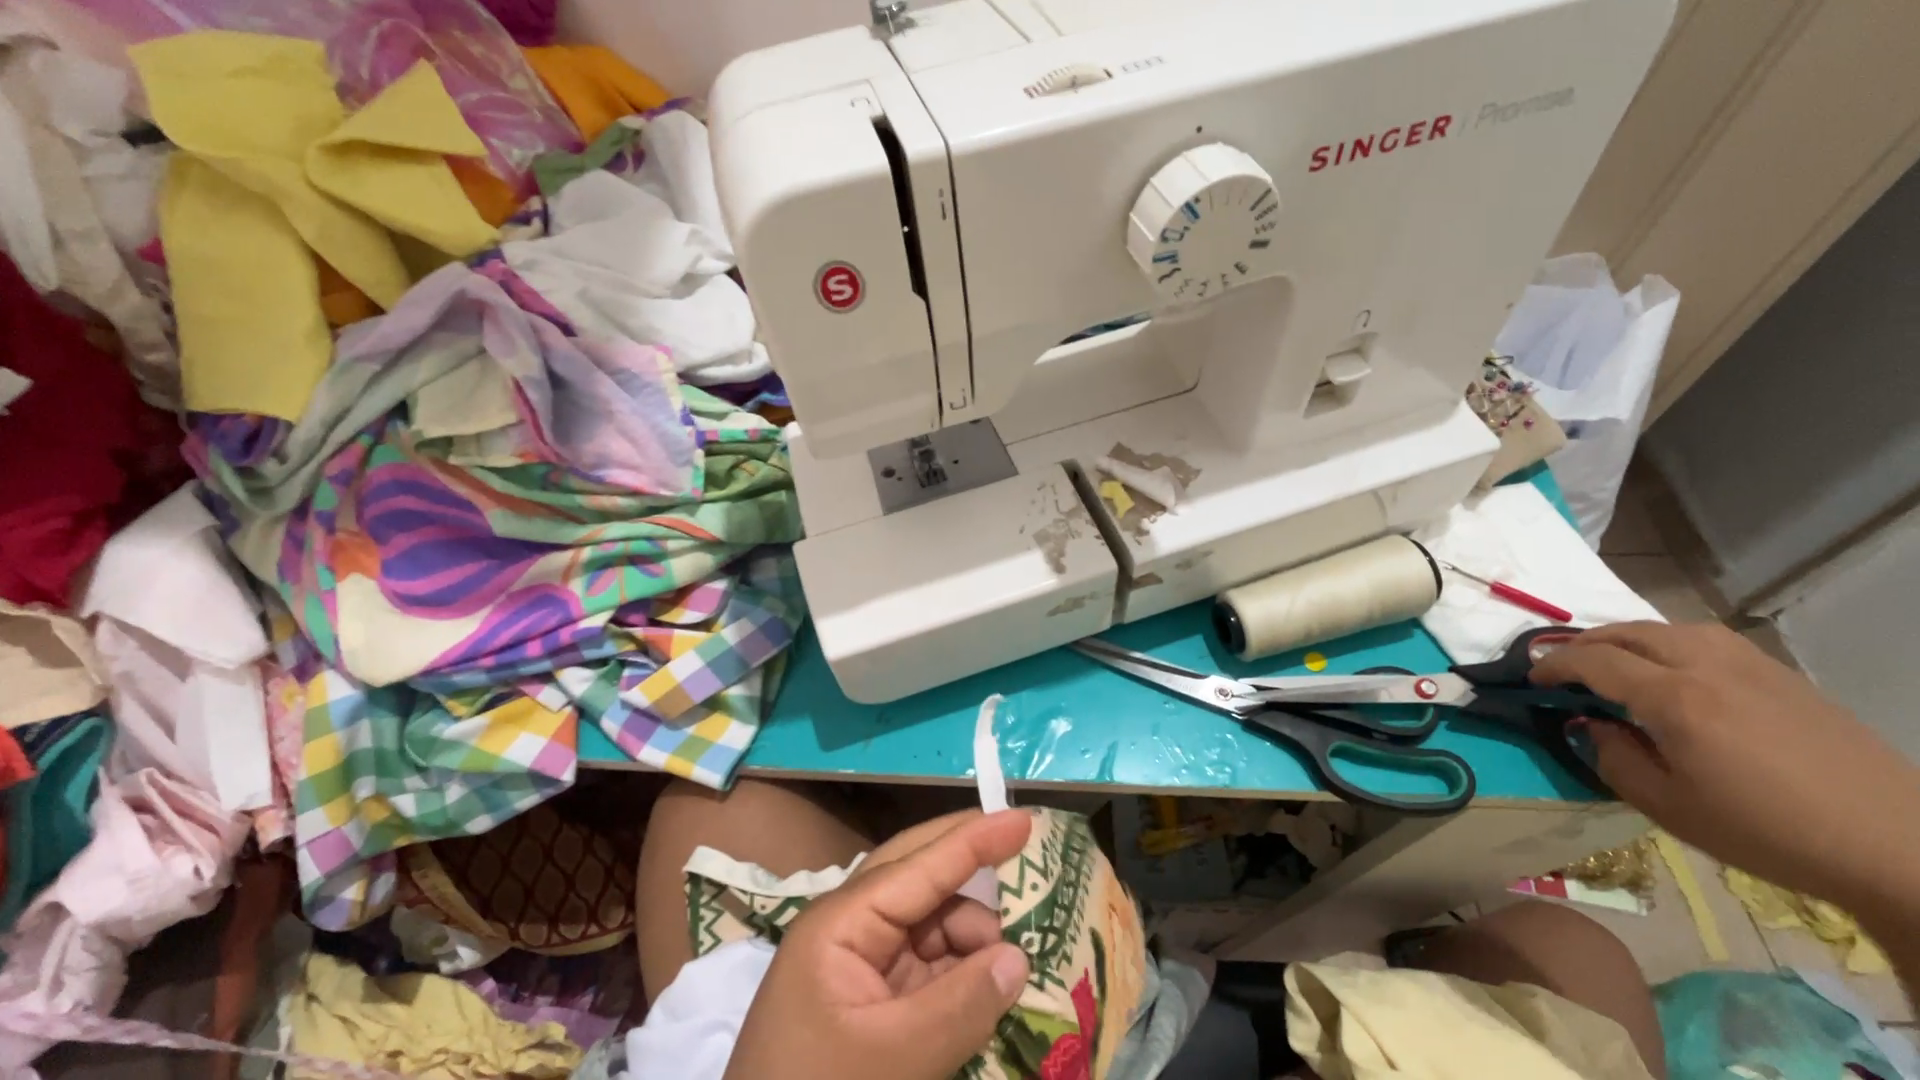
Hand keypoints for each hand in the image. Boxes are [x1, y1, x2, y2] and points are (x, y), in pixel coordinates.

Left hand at [724, 810, 1032, 1079]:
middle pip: (923, 883)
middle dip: (975, 878)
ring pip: (933, 928)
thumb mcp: (893, 1058)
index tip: (1024, 818)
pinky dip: (964, 975)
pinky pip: (930, 969)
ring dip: (975, 941)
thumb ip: (961, 1005)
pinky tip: (991, 991)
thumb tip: (1018, 958)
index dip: (973, 840)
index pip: (918, 865)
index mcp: (841, 923)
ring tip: (1013, 972)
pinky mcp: (872, 1002)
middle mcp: (850, 929)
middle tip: (1032, 870)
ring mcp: (861, 966)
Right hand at [1531, 621, 1919, 916]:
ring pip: (1670, 628)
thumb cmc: (1766, 832)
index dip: (1555, 665)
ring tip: (1612, 660)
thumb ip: (1614, 757)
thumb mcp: (1668, 806)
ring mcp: (1751, 664)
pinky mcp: (1782, 675)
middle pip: (1630, 632)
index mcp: (1674, 698)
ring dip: (1628, 637)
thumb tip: (1590, 725)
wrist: (1891, 842)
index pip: (1594, 662)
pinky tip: (1671, 670)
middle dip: (1586, 643)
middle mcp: (1707, 665)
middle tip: (1562, 664)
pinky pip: (1707, 640)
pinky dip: (1669, 643)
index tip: (1532, 678)